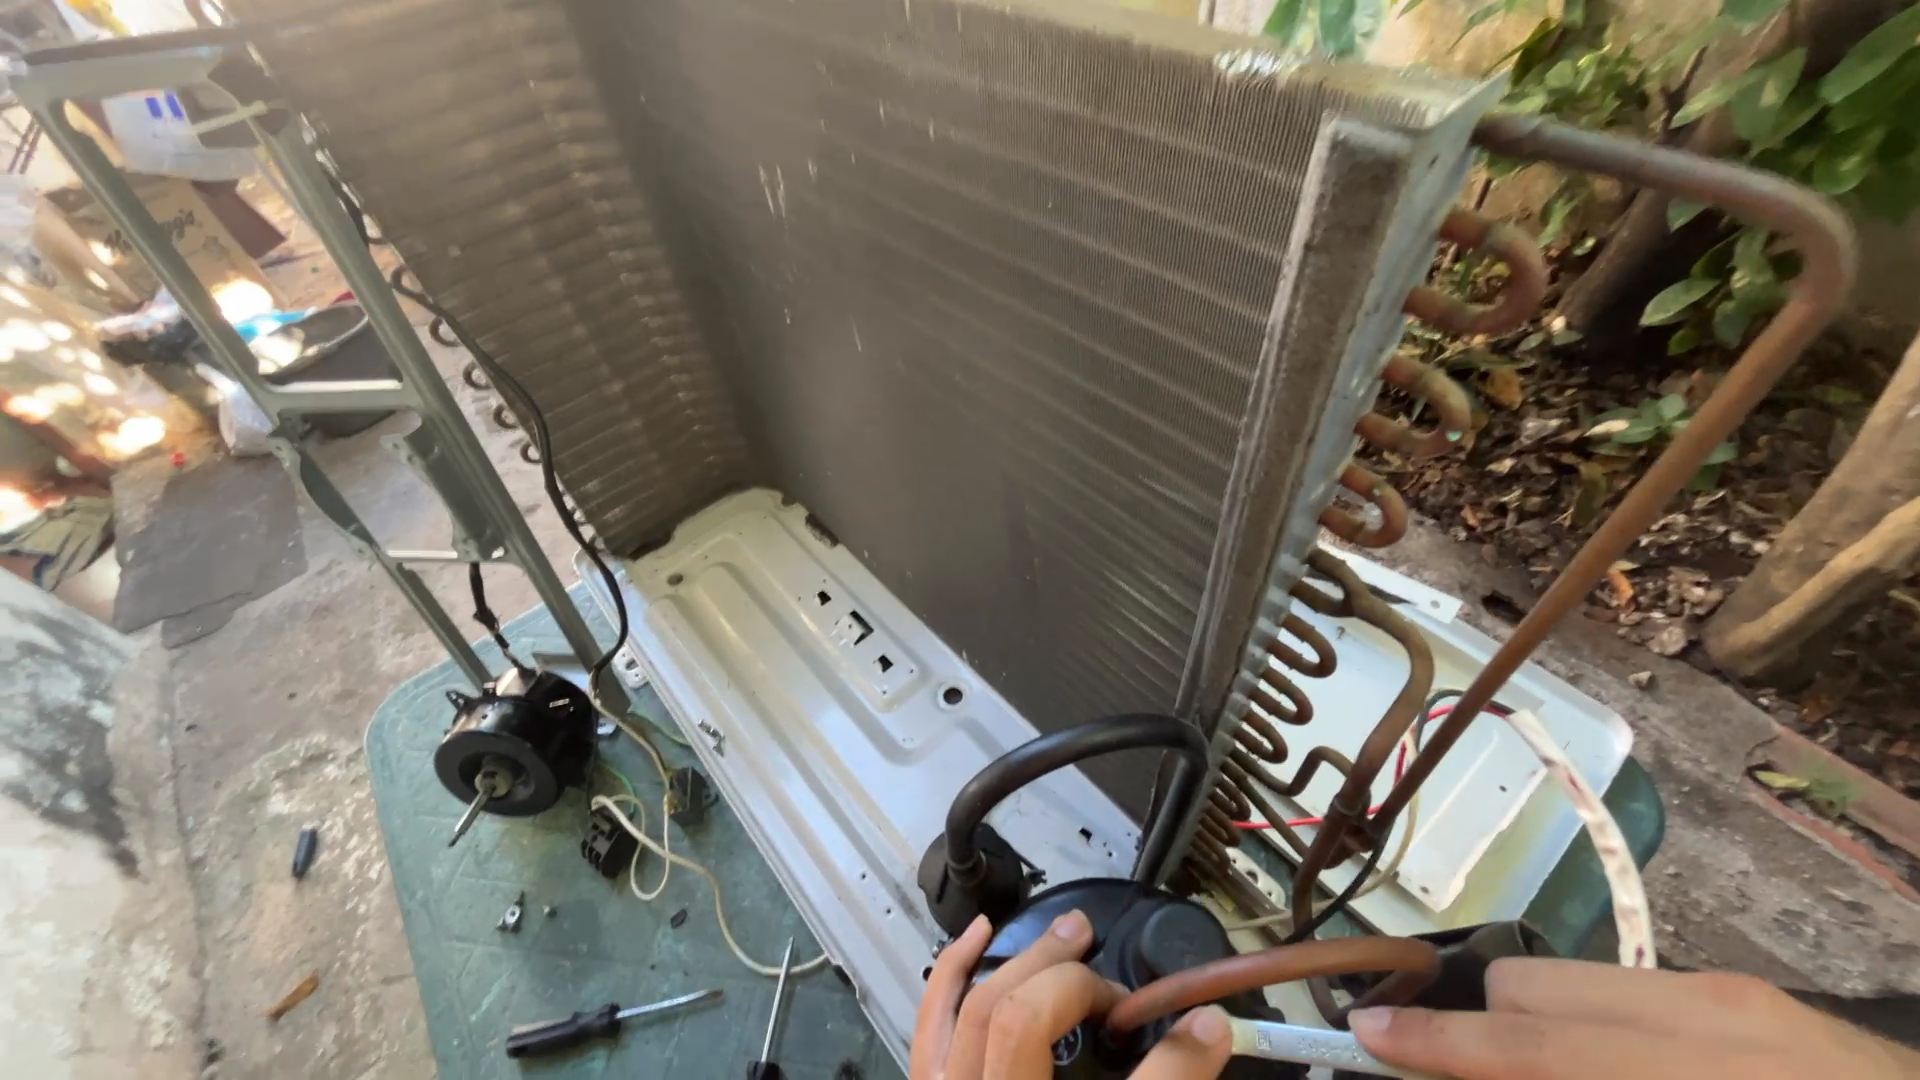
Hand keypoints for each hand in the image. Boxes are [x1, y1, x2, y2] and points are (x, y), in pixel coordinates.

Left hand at [910, 909, 1232, 1079]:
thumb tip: (1207, 1036)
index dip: (1172, 1059)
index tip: (1206, 1026)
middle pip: (1022, 1022)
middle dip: (1074, 983)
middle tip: (1116, 980)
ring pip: (976, 1009)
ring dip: (1025, 960)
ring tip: (1070, 933)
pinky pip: (932, 1022)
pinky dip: (954, 970)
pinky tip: (980, 933)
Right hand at [1351, 957, 1919, 1079]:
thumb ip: (1547, 1076)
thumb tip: (1474, 1063)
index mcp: (1683, 1070)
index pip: (1522, 1046)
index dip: (1432, 1044)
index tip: (1363, 1034)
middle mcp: (1705, 1016)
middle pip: (1524, 990)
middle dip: (1478, 1030)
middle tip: (1469, 1070)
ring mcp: (1735, 996)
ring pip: (1566, 978)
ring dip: (1532, 1025)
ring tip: (1544, 1068)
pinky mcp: (1754, 993)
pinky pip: (1623, 987)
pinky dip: (1593, 1025)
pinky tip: (1618, 1066)